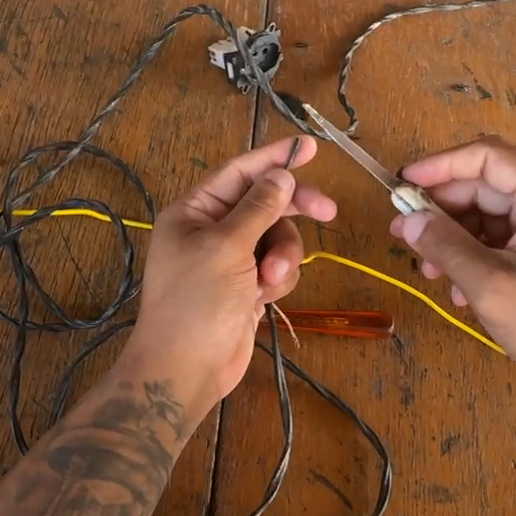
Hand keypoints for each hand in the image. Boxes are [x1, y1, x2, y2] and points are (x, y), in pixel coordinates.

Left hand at [121, 136, 337, 410]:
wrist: (187, 368)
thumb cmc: (197, 302)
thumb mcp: (227, 247)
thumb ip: (258, 209)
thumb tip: (280, 175)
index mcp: (195, 211)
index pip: (240, 173)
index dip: (275, 158)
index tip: (310, 147)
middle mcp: (211, 230)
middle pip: (265, 205)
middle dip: (292, 213)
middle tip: (328, 212)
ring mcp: (230, 261)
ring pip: (277, 239)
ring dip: (283, 257)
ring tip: (269, 282)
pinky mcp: (247, 287)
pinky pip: (277, 268)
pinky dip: (278, 280)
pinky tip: (264, 299)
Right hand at [388, 137, 515, 402]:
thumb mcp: (491, 287)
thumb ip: (445, 247)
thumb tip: (407, 220)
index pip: (488, 157)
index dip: (439, 166)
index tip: (400, 185)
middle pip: (490, 187)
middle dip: (445, 212)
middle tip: (406, 238)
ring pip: (497, 218)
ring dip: (460, 241)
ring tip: (435, 276)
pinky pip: (512, 242)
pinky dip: (483, 259)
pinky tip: (467, 292)